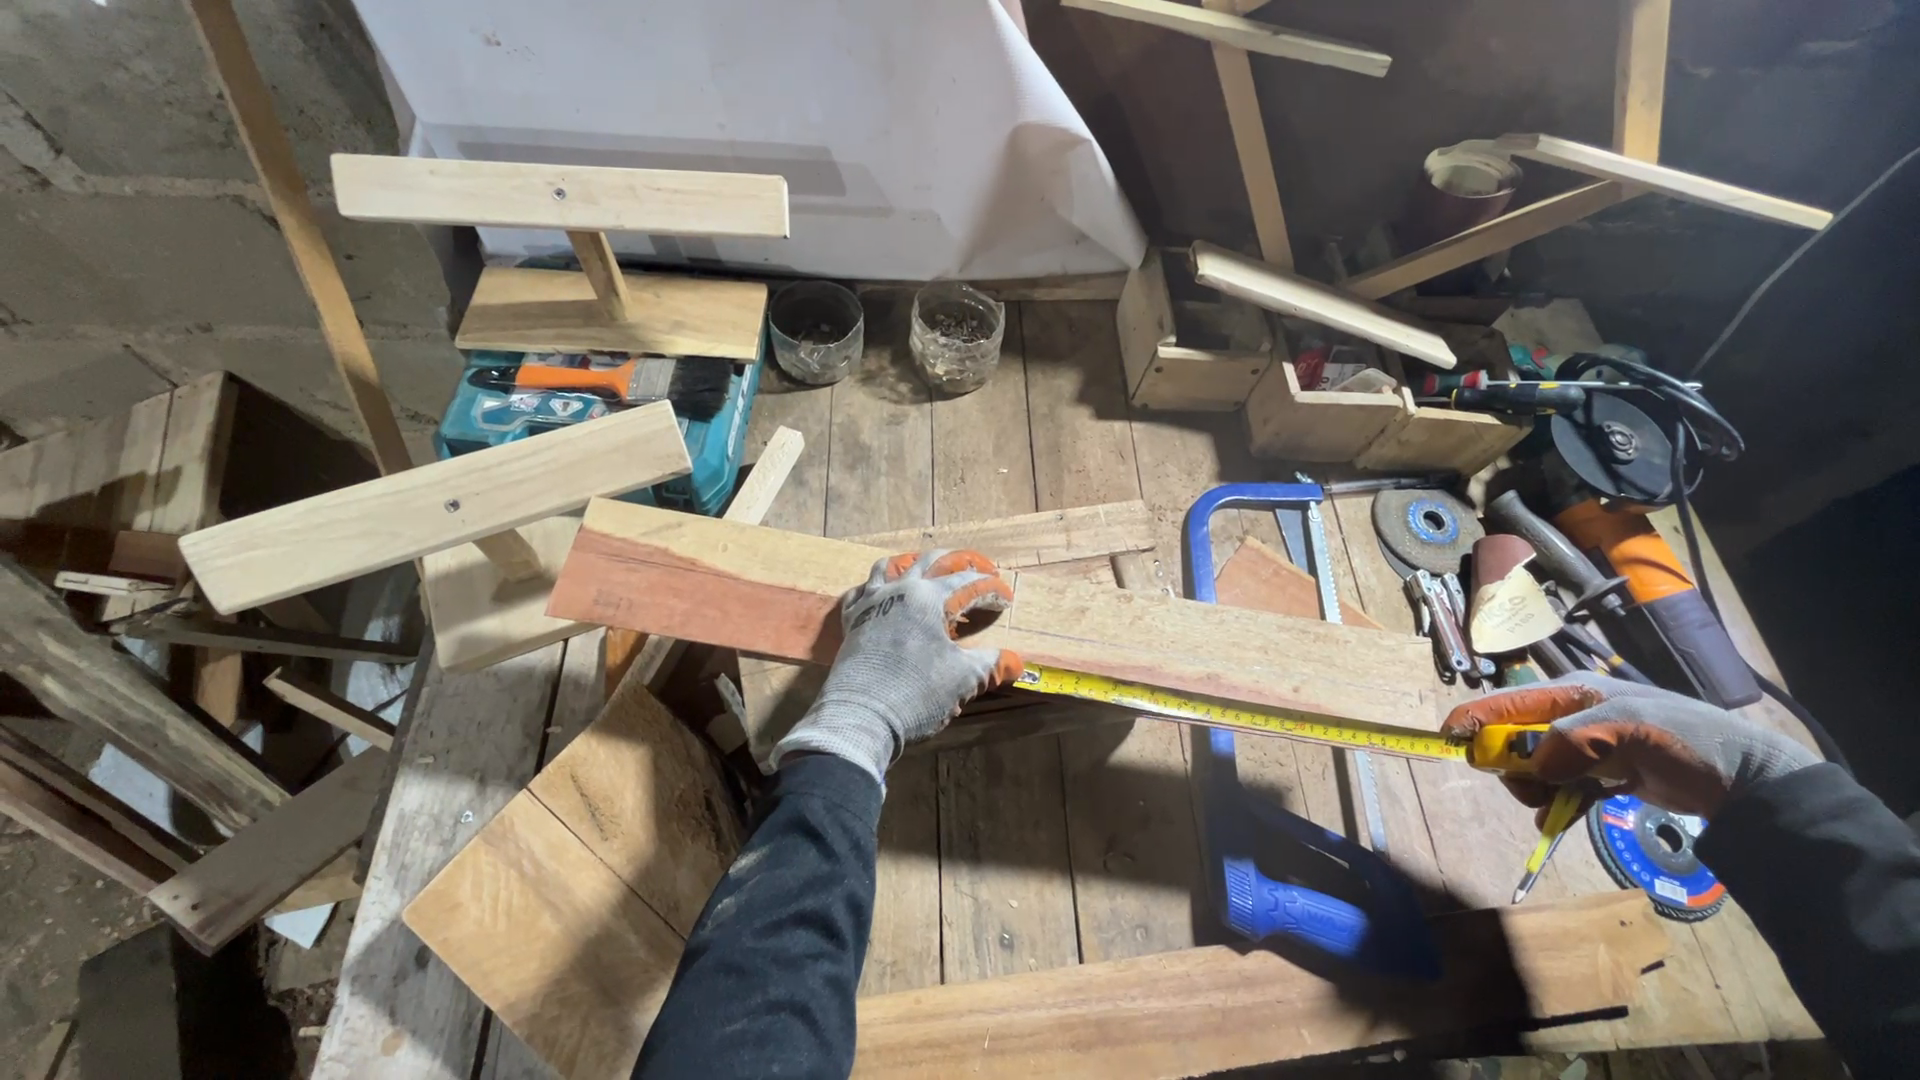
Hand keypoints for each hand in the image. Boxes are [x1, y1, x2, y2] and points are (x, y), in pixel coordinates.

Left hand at [771, 550, 1023, 785]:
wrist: (860, 716)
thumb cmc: (917, 693)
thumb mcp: (964, 679)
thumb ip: (991, 665)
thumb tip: (1017, 663)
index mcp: (929, 597)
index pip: (968, 583)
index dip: (991, 589)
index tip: (1007, 599)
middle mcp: (899, 590)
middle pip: (931, 561)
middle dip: (958, 562)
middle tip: (978, 569)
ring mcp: (871, 603)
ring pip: (890, 566)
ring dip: (914, 564)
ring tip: (927, 570)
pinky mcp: (851, 621)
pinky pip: (862, 591)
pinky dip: (876, 586)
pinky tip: (882, 594)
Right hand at [1440, 672, 1817, 819]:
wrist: (1751, 782)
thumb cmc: (1689, 742)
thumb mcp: (1629, 728)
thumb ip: (1572, 740)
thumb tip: (1533, 766)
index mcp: (1570, 693)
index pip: (1505, 702)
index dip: (1473, 718)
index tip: (1449, 741)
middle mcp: (1568, 714)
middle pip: (1510, 738)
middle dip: (1510, 765)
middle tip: (1533, 789)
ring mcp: (1583, 744)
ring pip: (1530, 765)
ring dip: (1533, 788)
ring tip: (1556, 806)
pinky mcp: (1596, 770)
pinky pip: (1555, 785)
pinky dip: (1552, 801)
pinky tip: (1561, 815)